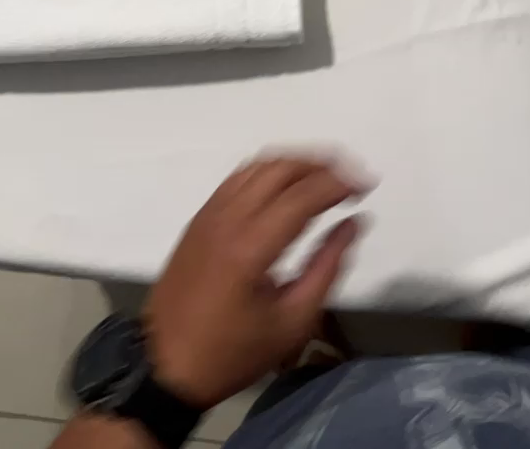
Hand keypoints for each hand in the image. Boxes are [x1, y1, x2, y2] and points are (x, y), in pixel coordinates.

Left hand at [145, 155, 367, 409]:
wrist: (163, 367)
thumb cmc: (232, 352)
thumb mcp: (292, 323)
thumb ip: (328, 267)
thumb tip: (353, 223)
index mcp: (252, 246)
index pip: (304, 195)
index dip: (340, 183)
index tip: (367, 185)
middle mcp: (229, 217)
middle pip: (282, 168)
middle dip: (323, 164)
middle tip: (351, 177)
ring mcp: (210, 212)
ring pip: (260, 165)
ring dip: (297, 162)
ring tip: (325, 176)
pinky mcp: (200, 216)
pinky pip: (240, 176)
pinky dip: (270, 169)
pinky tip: (286, 184)